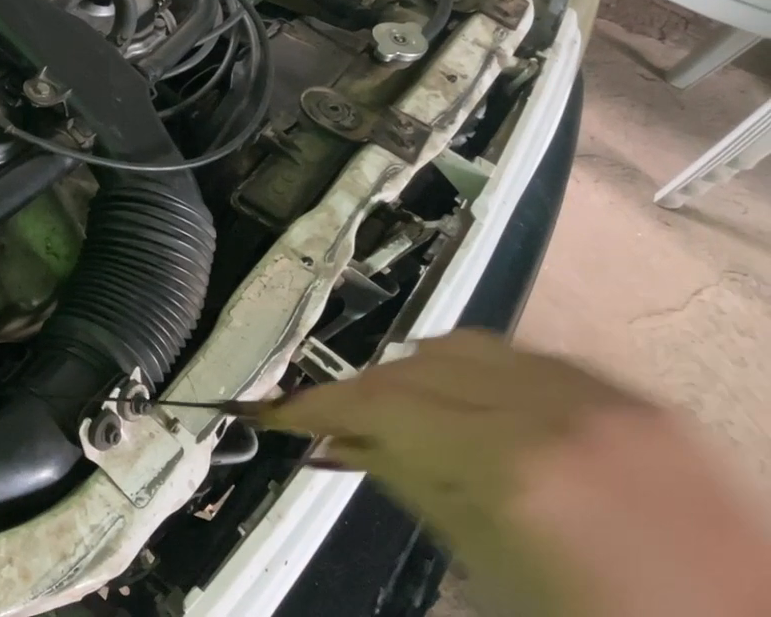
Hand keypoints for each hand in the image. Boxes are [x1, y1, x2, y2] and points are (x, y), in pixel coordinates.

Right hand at [263, 330, 770, 616]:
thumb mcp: (489, 566)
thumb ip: (409, 483)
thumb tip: (340, 440)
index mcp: (517, 467)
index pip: (382, 404)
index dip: (317, 403)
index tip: (273, 408)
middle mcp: (560, 413)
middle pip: (416, 368)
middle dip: (362, 391)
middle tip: (331, 420)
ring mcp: (607, 400)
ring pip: (465, 347)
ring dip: (415, 372)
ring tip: (397, 408)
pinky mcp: (639, 400)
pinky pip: (526, 356)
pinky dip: (476, 369)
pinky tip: (466, 400)